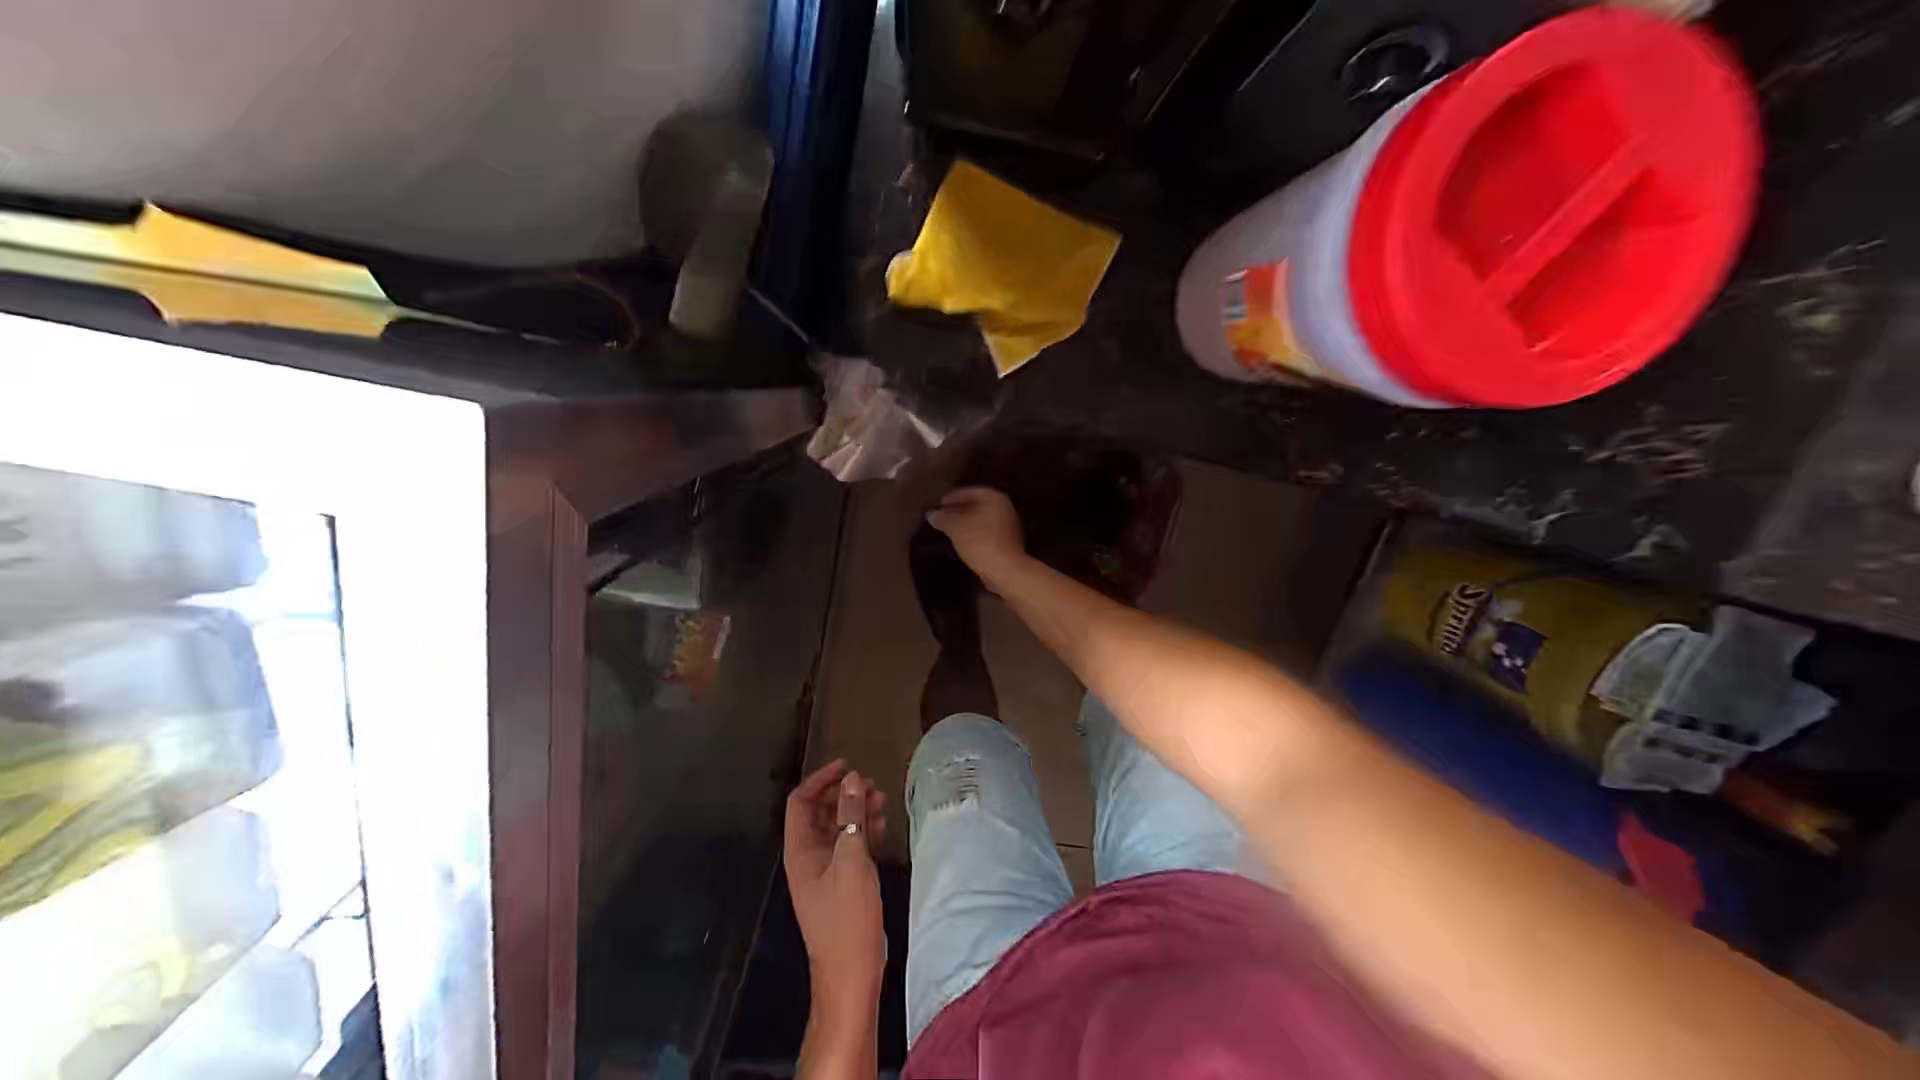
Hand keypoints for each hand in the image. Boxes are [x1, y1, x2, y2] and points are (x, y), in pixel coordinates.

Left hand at [784, 761, 887, 1023]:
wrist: (851, 973)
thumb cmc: (847, 917)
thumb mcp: (852, 860)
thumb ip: (852, 817)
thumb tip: (853, 779)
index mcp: (800, 850)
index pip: (801, 801)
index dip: (821, 779)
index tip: (847, 765)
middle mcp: (808, 858)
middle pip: (820, 812)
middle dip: (844, 795)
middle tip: (872, 786)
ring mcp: (824, 872)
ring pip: (837, 829)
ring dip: (856, 812)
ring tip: (882, 802)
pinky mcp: (841, 884)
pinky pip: (848, 847)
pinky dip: (863, 832)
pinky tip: (882, 826)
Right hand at [927, 487, 1027, 585]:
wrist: (1005, 570)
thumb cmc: (980, 542)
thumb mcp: (955, 527)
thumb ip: (943, 518)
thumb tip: (932, 515)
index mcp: (995, 499)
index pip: (971, 491)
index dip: (954, 496)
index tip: (940, 503)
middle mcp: (1005, 509)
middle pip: (978, 505)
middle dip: (959, 510)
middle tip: (942, 515)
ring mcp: (1008, 527)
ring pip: (981, 520)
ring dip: (965, 523)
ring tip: (948, 529)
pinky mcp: (1007, 544)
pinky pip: (985, 533)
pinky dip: (972, 534)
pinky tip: (961, 541)